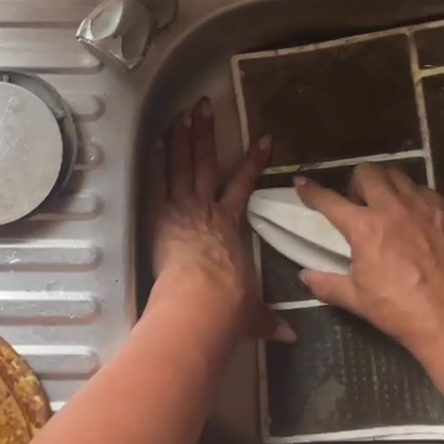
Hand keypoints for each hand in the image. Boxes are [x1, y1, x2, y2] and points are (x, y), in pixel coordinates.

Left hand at [145, 97, 292, 342]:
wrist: (203, 300)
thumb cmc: (229, 303)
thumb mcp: (250, 311)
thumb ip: (265, 320)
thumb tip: (288, 337)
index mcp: (231, 223)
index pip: (244, 184)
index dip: (254, 160)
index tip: (264, 139)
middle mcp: (207, 207)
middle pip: (207, 162)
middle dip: (206, 132)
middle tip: (203, 105)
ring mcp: (182, 207)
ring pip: (182, 164)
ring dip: (182, 137)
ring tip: (181, 112)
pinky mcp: (159, 215)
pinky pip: (156, 181)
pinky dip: (156, 160)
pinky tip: (156, 140)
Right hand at [294, 163, 443, 353]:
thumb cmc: (398, 310)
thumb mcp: (356, 298)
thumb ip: (326, 283)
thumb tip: (305, 276)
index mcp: (364, 227)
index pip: (328, 200)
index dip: (311, 191)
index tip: (302, 184)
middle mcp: (392, 208)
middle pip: (368, 172)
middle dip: (356, 182)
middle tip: (358, 204)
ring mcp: (423, 208)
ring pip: (398, 176)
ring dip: (385, 185)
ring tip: (386, 206)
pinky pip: (425, 192)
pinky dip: (414, 198)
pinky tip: (414, 218)